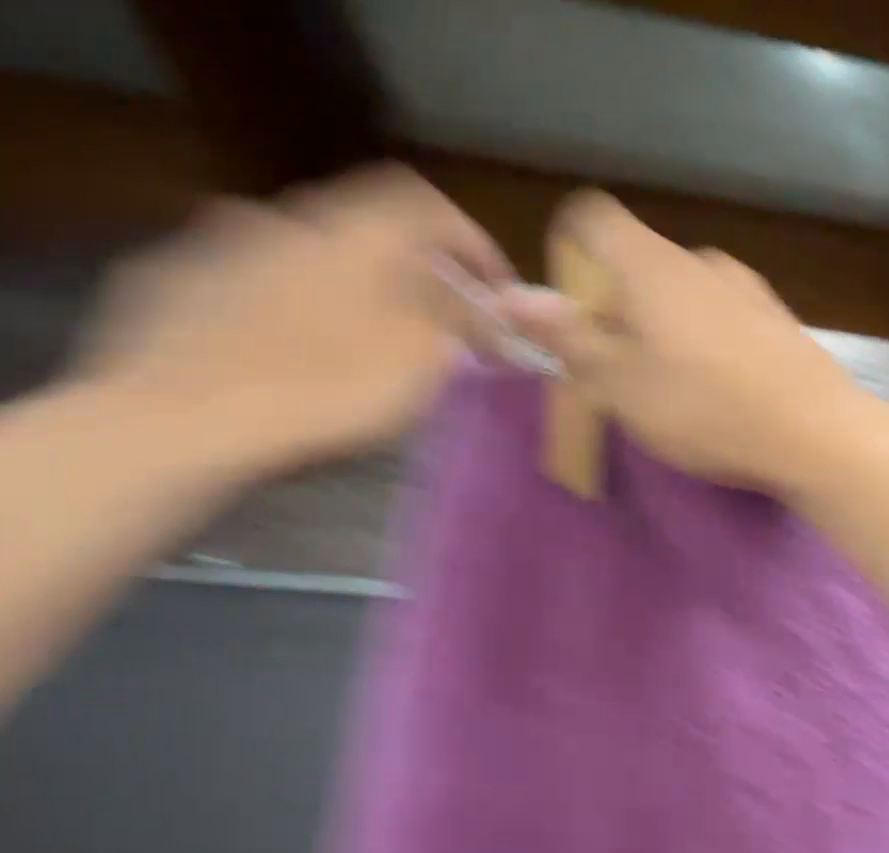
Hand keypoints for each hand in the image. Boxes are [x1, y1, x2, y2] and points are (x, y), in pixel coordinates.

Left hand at [77, 165, 509, 473]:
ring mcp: (217, 246)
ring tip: (362, 350)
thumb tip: (528, 305)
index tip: (498, 295)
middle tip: (437, 331)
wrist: (170, 422)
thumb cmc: (322, 388)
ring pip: (308, 258)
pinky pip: (252, 284)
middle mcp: (285, 219)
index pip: (429, 206)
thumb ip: (474, 322)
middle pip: (368, 233)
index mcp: (354, 232)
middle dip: (413, 278)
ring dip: (348, 291)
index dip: (473, 244)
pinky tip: (288, 356)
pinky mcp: (170, 283)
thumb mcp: (424, 360)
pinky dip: (287, 308)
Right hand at [501, 190, 879, 493]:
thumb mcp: (621, 384)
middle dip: (617, 309)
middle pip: (639, 265)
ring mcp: (751, 291)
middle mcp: (703, 262)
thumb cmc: (707, 409)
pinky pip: (726, 319)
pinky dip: (709, 344)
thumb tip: (515, 296)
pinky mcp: (783, 323)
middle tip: (617, 370)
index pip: (593, 218)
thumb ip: (569, 337)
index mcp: (653, 263)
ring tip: (672, 390)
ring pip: (686, 296)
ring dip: (664, 330)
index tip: (573, 310)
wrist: (822, 433)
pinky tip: (722, 392)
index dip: (570, 252)